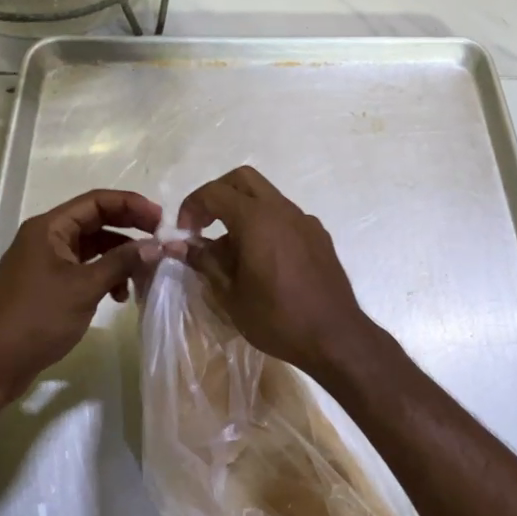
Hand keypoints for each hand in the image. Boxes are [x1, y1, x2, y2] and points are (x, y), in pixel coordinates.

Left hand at [0, 189, 160, 409]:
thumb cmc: (37, 318)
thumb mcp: (84, 287)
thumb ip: (122, 262)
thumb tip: (156, 245)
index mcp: (49, 228)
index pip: (97, 201)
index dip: (132, 205)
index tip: (161, 220)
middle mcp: (46, 238)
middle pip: (96, 221)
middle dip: (130, 230)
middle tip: (160, 242)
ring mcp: (46, 263)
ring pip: (93, 247)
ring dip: (120, 257)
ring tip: (142, 275)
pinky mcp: (48, 286)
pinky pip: (85, 269)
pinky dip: (105, 276)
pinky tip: (118, 296)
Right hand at [176, 167, 378, 374]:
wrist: (334, 335)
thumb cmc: (277, 318)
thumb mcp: (231, 294)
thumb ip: (205, 262)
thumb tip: (182, 246)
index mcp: (257, 219)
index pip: (215, 192)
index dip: (192, 207)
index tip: (184, 234)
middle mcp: (283, 210)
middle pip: (243, 180)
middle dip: (217, 195)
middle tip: (203, 226)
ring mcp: (305, 221)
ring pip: (267, 197)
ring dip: (242, 212)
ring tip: (230, 253)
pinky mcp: (318, 236)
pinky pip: (285, 217)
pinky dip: (265, 225)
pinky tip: (262, 261)